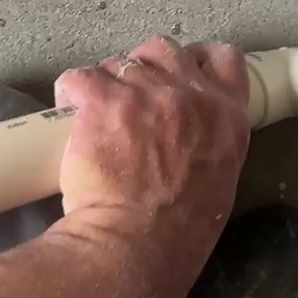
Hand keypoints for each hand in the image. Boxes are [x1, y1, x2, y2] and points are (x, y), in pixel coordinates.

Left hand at [52, 37, 250, 297]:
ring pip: (118, 62)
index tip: (176, 74)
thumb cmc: (177, 230)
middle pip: (163, 50)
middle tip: (128, 99)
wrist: (136, 246)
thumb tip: (185, 123)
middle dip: (143, 68)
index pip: (222, 58)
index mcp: (226, 116)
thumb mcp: (219, 177)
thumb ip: (209, 137)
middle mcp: (191, 95)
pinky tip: (70, 118)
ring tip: (96, 118)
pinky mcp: (103, 99)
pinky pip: (79, 77)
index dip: (195, 60)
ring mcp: (146, 93)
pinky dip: (71, 93)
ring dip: (106, 83)